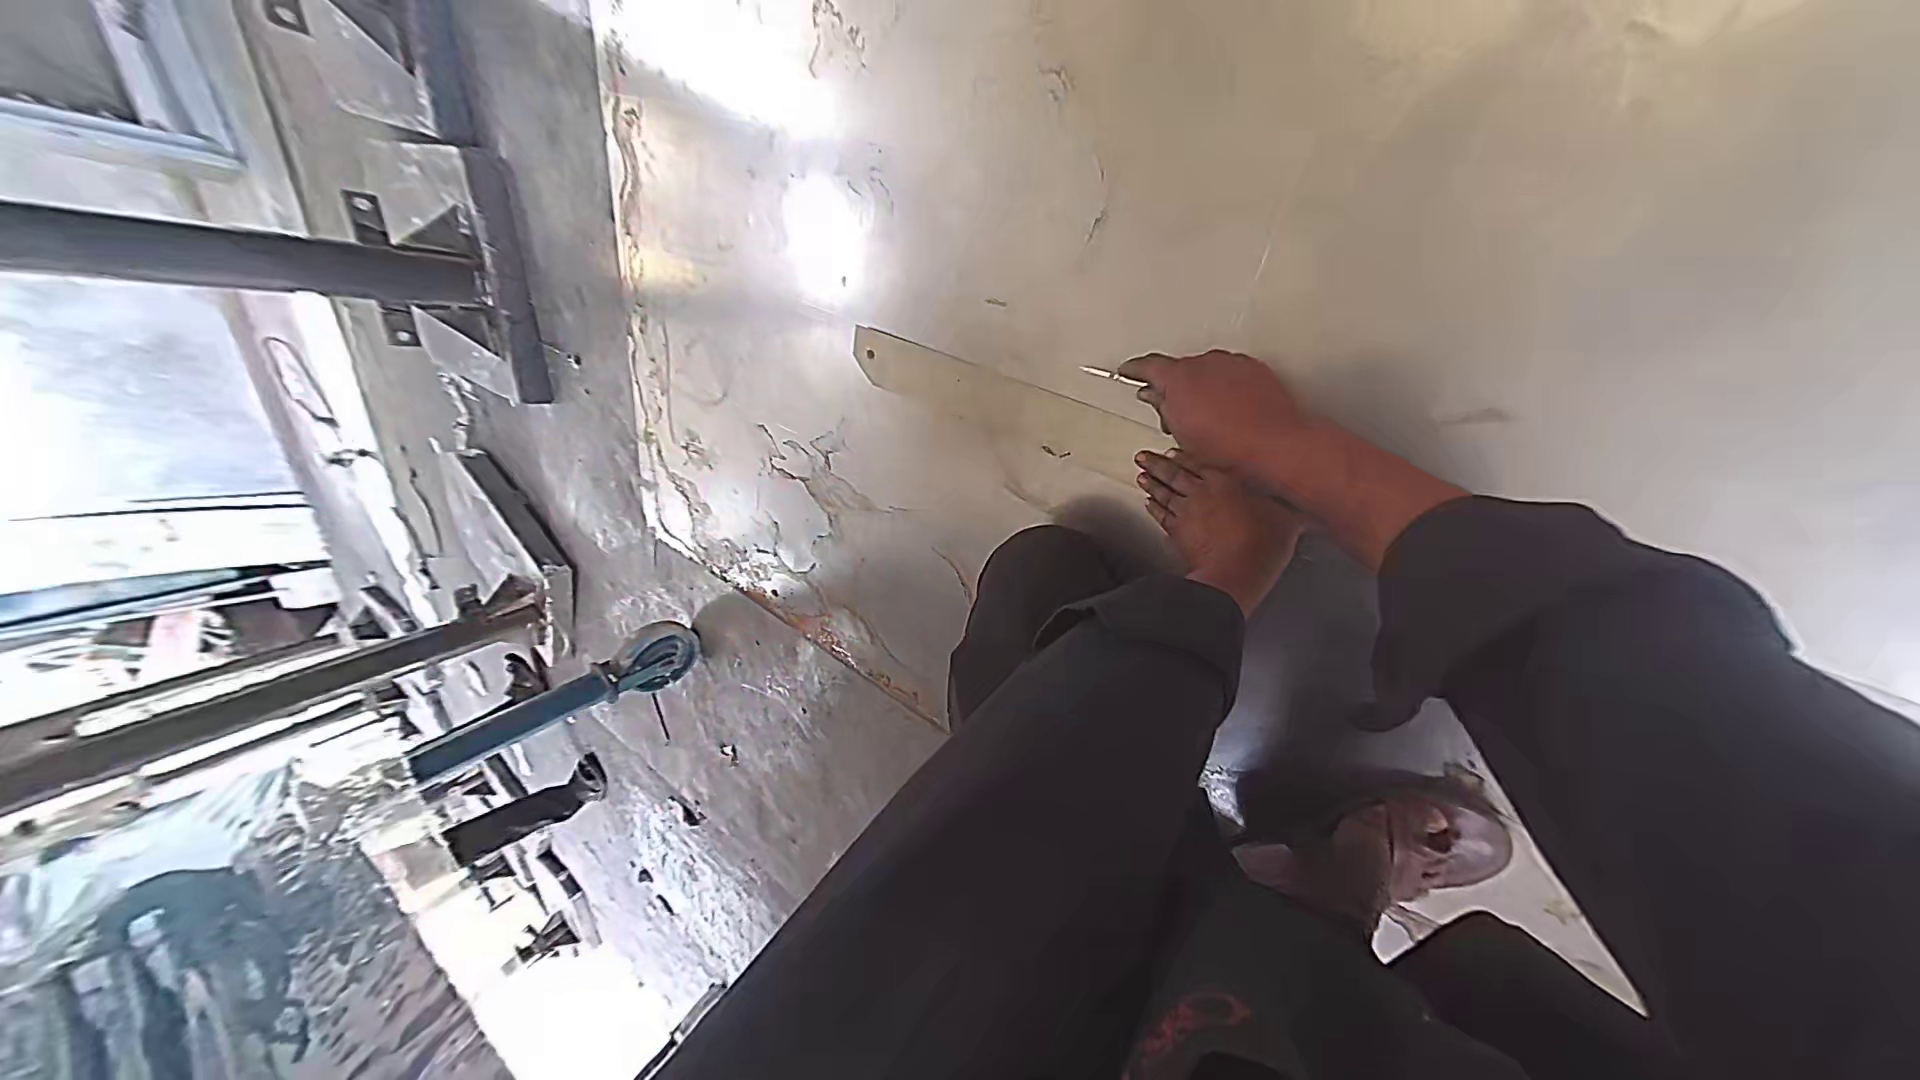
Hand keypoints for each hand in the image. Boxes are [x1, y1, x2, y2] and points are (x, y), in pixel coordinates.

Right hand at [1117, 350, 1303, 471]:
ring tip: (1204, 416)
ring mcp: (1232, 363)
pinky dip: (1224, 386)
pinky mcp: (1254, 369)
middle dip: (1172, 387)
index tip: (1128, 371)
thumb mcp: (1180, 432)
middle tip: (1169, 409)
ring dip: (1200, 387)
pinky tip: (1226, 410)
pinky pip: (1230, 372)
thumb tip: (1155, 397)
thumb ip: (1162, 407)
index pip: (1147, 365)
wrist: (1271, 446)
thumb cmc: (1229, 445)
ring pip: (1206, 369)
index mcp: (1179, 376)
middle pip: (1178, 368)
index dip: (1134, 369)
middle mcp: (1206, 363)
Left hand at [1137, 449, 1304, 613]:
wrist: (1235, 572)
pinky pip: (1160, 515)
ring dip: (1150, 482)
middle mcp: (1200, 492)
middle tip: (1143, 456)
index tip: (1174, 451)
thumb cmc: (1261, 545)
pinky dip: (1152, 507)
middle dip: (1156, 463)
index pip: (1199, 462)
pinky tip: (1148, 503)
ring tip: (1141, 475)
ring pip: (1162, 491)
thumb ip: (1289, 506)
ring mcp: (1185, 513)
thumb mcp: (1287, 518)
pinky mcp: (1176, 533)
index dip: (1184, 456)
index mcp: (1225, 481)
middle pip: (1173, 473)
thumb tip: (1306, 504)